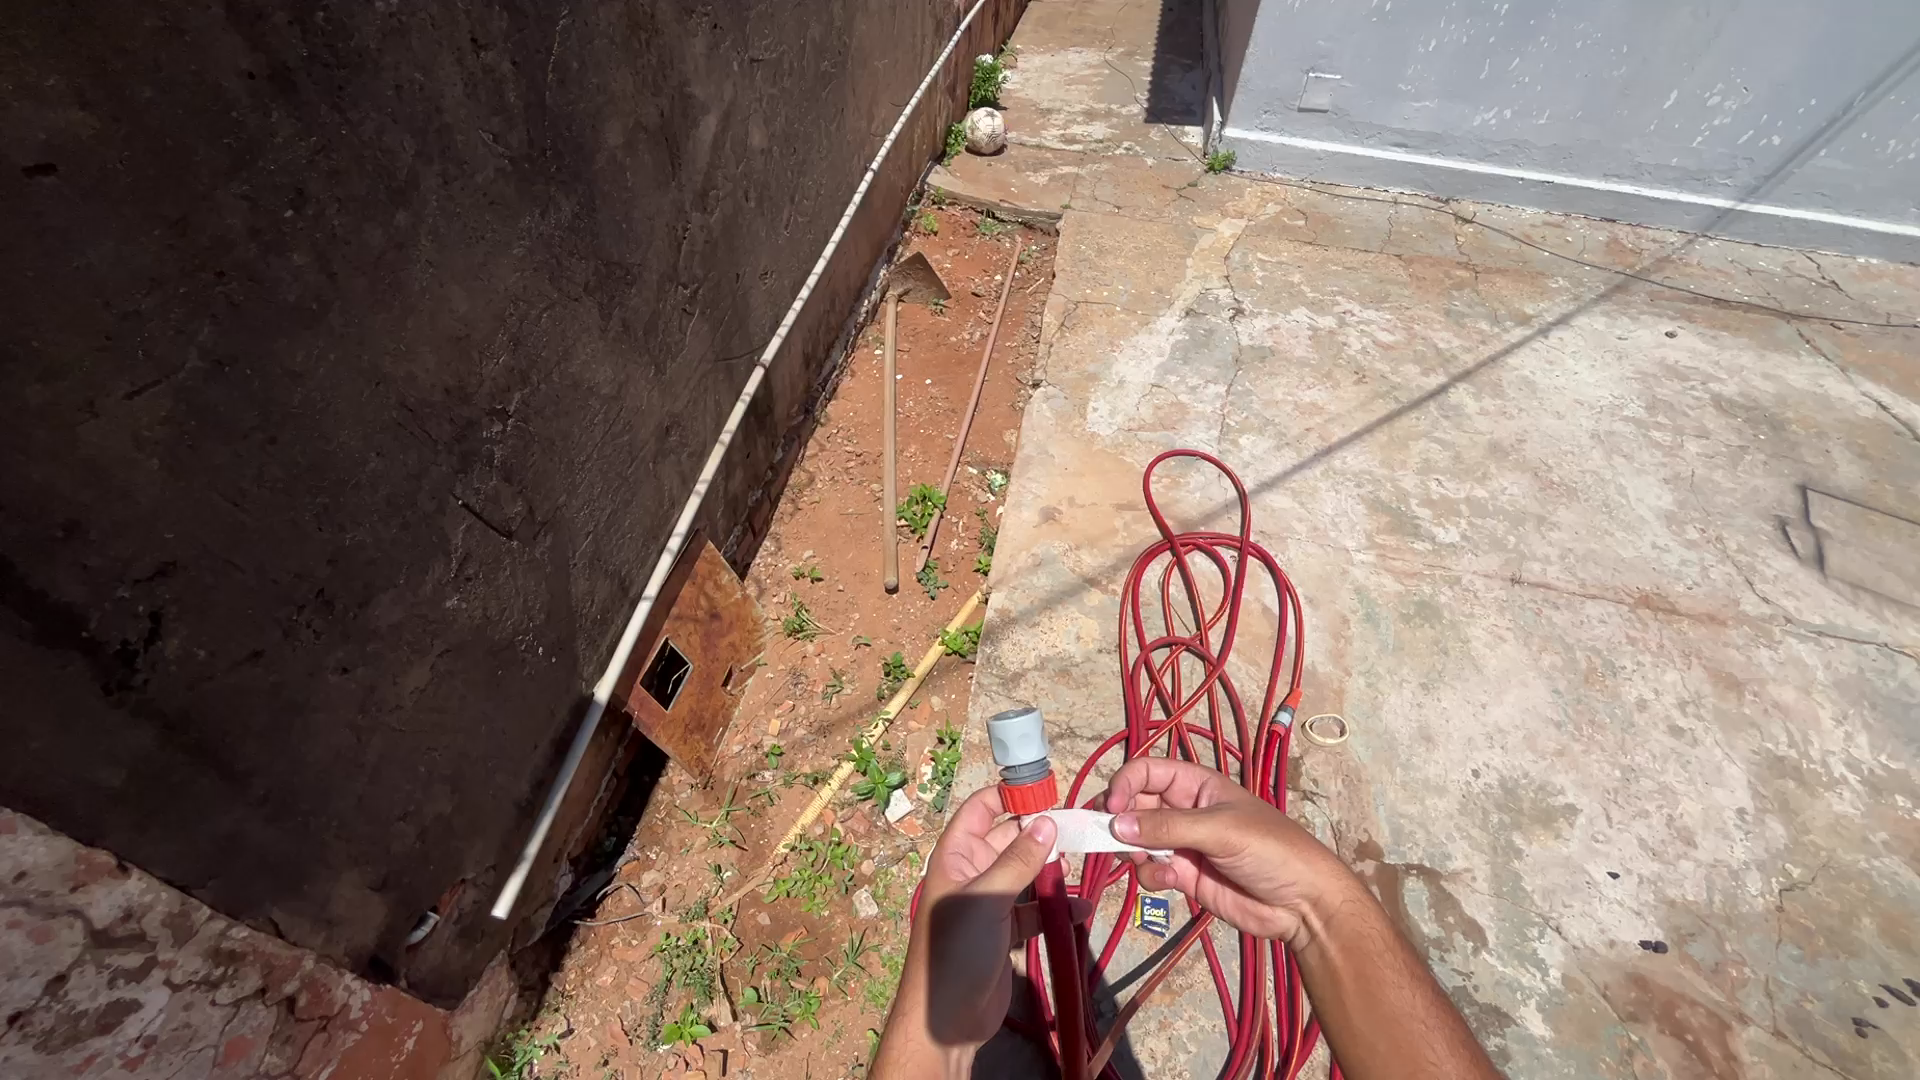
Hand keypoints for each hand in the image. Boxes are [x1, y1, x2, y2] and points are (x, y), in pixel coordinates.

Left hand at [901, 785, 1072, 1046]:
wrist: (947, 1021)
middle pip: (1009, 840)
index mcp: (956, 854)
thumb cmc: (956, 949)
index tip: (1044, 792)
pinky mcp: (1006, 930)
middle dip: (1039, 835)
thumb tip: (1047, 823)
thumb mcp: (987, 899)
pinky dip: (1055, 908)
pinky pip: (1034, 909)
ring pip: (1025, 874)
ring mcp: (990, 901)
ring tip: (1081, 866)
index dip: (1008, 797)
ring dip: (1051, 871)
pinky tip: (1080, 909)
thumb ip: (1018, 861)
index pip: (980, 810)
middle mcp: (972, 871)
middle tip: (1076, 830)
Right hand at [1101, 758, 1359, 947]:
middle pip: (1134, 805)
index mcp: (1194, 784)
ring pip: (1137, 839)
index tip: (1111, 808)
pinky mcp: (1183, 875)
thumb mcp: (1219, 830)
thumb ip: (1166, 827)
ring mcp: (1182, 843)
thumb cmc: (1269, 849)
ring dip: (1132, 849)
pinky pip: (1151, 869)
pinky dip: (1150, 874)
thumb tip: (1113, 824)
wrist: (1304, 905)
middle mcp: (1182, 809)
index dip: (1124, 784)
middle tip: (1105, 837)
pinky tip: (1167, 881)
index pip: (1146, 772)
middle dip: (1119, 820)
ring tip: (1142, 861)